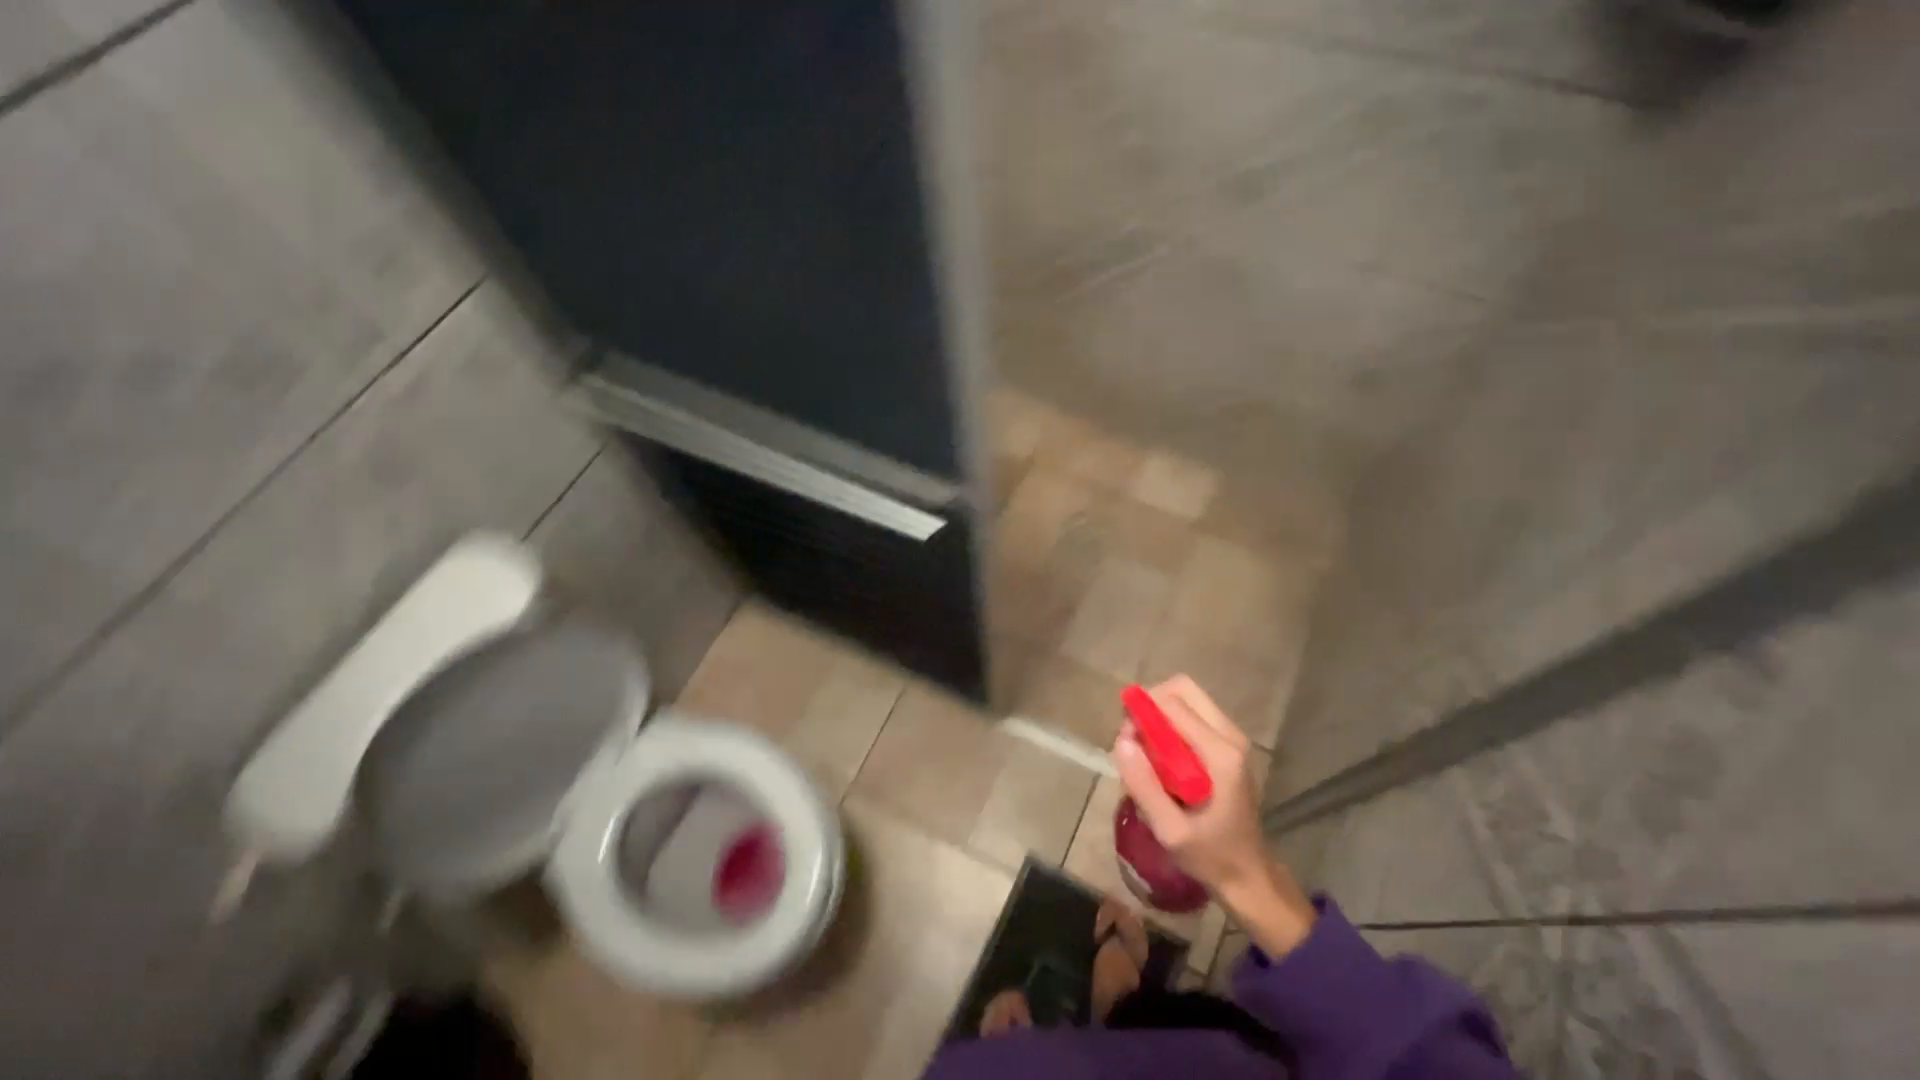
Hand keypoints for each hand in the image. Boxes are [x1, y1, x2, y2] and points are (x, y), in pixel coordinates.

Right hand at [1111, 676, 1314, 953]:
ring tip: (1146, 753)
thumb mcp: (1169, 830)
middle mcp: (1231, 736)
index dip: (1140, 712)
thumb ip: (1144, 785)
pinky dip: (1171, 725)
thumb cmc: (1209, 856)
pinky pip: (1195, 716)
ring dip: (1160, 715)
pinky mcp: (1230, 746)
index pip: (1172, 703)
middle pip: (1183, 688)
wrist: (1248, 875)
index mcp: (1220, 754)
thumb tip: (1121, 741)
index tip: (1125, 743)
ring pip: (1189, 699)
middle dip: (1151, 704)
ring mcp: (1233, 739)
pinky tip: (1163, 761)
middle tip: (1134, 740)